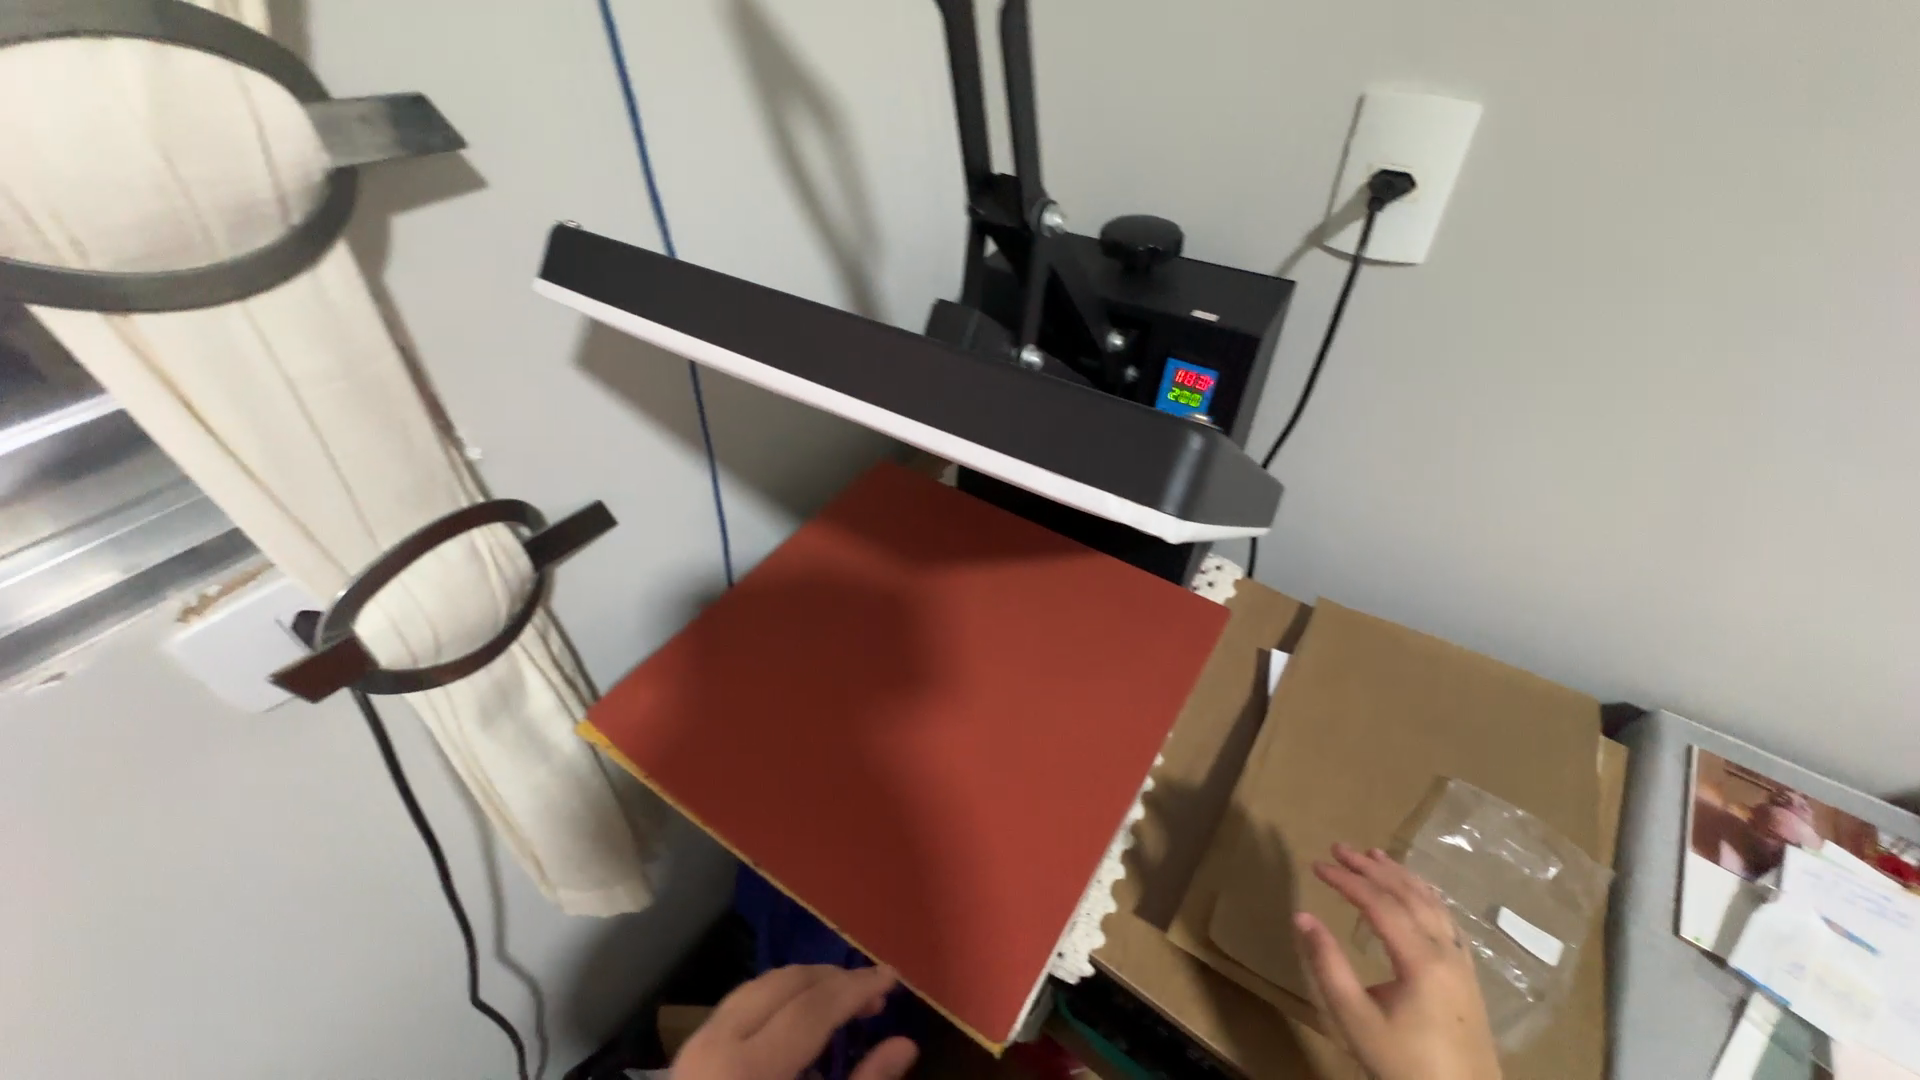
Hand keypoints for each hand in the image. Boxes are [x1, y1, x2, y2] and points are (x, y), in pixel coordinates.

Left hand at [673, 965, 918, 1079]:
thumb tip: (905, 1044)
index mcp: (748, 1070)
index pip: (815, 1005)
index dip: (858, 987)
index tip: (893, 978)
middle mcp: (716, 1044)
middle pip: (785, 983)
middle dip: (833, 978)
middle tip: (873, 993)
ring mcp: (694, 1049)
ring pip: (759, 987)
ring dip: (804, 986)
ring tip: (841, 1000)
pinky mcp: (685, 1058)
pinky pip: (738, 1007)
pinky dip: (776, 1002)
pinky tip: (798, 1021)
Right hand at [1294, 844, 1500, 1079]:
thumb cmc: (1405, 1064)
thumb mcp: (1356, 1020)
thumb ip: (1328, 965)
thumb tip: (1302, 916)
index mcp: (1422, 960)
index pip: (1379, 903)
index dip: (1347, 879)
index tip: (1316, 865)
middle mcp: (1447, 952)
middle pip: (1409, 895)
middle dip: (1371, 868)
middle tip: (1339, 847)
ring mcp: (1463, 964)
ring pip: (1433, 904)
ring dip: (1401, 876)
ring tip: (1375, 855)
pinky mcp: (1468, 977)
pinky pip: (1447, 920)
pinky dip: (1425, 895)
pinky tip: (1416, 893)